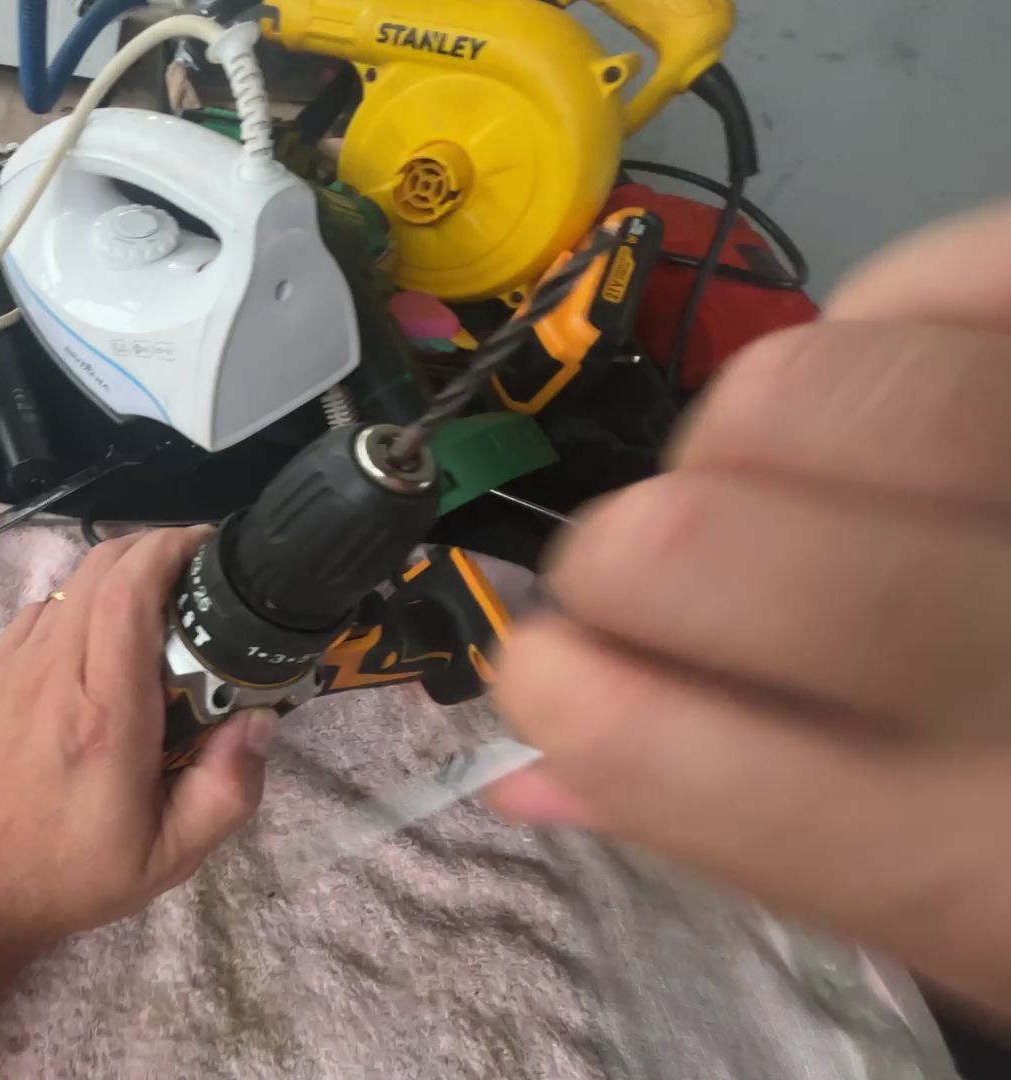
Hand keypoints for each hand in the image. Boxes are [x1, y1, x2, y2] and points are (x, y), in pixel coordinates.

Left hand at [0, 527, 272, 951]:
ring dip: (118, 569)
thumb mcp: (169, 857)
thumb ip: (226, 790)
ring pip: (71, 581)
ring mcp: (17, 665)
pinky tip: (100, 633)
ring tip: (157, 596)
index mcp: (107, 715)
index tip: (207, 546)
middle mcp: (57, 673)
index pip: (129, 595)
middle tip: (195, 566)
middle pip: (100, 568)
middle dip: (152, 547)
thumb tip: (258, 719)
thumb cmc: (71, 872)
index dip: (168, 551)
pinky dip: (81, 597)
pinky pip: (44, 608)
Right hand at [489, 202, 1010, 1017]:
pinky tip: (922, 399)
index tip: (565, 670)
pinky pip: (938, 277)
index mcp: (959, 859)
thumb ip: (700, 824)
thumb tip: (521, 779)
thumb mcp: (916, 887)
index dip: (547, 684)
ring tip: (810, 483)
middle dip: (621, 557)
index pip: (627, 736)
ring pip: (780, 392)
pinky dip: (890, 321)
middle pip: (668, 544)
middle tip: (686, 577)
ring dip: (740, 441)